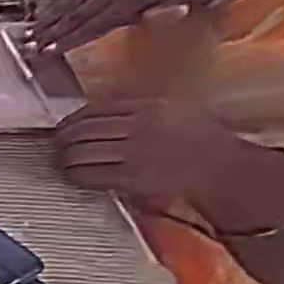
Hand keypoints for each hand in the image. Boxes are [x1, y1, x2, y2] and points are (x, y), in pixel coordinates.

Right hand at [29, 0, 233, 51]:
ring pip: (70, 4)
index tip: (44, 51)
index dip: (67, 39)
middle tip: (24, 46)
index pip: (92, 26)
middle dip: (48, 32)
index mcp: (130, 2)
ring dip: (47, 19)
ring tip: (26, 31)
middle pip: (74, 17)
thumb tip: (153, 20)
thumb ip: (169, 10)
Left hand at [54, 98, 251, 200]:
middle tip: (58, 147)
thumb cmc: (197, 141)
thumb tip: (89, 115)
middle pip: (81, 131)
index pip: (94, 110)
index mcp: (153, 107)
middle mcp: (143, 127)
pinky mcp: (131, 176)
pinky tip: (74, 175)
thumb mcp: (174, 112)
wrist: (225, 169)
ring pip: (79, 153)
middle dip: (62, 140)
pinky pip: (87, 174)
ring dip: (64, 159)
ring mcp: (136, 152)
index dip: (71, 121)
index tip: (63, 128)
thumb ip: (136, 110)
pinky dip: (74, 175)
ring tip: (63, 162)